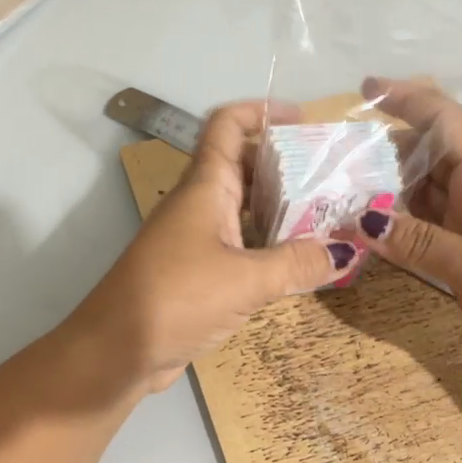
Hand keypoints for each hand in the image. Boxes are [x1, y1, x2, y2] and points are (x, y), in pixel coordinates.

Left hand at [71, 102, 359, 394]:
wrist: (114, 351)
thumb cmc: (175, 299)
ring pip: (244, 208)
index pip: (227, 125)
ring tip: (331, 217)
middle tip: (335, 177)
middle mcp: (199, 204)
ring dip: (283, 208)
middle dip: (287, 164)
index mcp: (205, 187)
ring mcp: (195, 239)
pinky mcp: (197, 273)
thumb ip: (296, 264)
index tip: (305, 119)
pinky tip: (301, 262)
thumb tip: (347, 252)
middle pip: (244, 165)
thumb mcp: (244, 281)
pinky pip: (240, 244)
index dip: (263, 111)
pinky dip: (270, 245)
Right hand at [351, 79, 461, 402]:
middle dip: (376, 151)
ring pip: (417, 200)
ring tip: (327, 196)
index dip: (408, 99)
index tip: (363, 90)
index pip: (446, 123)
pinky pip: (421, 239)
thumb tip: (360, 220)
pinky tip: (358, 241)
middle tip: (322, 161)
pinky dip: (390, 235)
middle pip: (423, 159)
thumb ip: (422, 244)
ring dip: (377, 194)